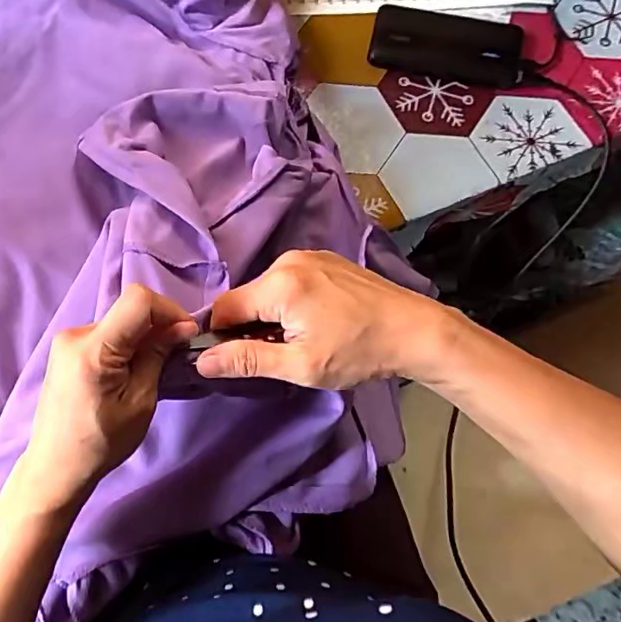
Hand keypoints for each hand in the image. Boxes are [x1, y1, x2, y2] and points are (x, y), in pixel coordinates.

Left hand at [14, 285, 198, 513]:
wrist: (56, 464)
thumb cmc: (101, 442)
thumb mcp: (140, 401)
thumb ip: (157, 356)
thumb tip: (182, 327)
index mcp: (93, 348)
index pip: (137, 300)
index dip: (168, 310)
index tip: (186, 333)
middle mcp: (75, 335)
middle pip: (128, 311)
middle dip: (157, 326)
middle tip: (175, 353)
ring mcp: (66, 341)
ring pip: (118, 322)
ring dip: (140, 337)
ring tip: (152, 366)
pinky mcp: (65, 350)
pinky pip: (104, 334)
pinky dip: (124, 344)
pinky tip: (130, 370)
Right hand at [195, 250, 463, 388]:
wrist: (418, 331)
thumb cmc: (359, 352)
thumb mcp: (300, 365)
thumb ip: (247, 360)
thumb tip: (202, 362)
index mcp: (278, 284)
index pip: (223, 308)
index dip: (223, 336)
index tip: (244, 357)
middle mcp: (287, 261)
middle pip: (245, 297)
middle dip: (251, 326)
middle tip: (282, 351)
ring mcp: (307, 256)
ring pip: (265, 290)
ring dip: (271, 315)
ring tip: (304, 337)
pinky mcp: (323, 259)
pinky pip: (287, 281)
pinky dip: (288, 302)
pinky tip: (316, 320)